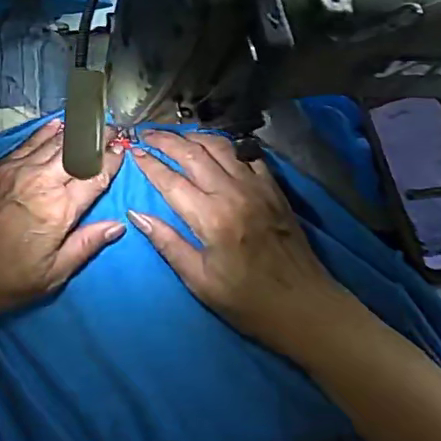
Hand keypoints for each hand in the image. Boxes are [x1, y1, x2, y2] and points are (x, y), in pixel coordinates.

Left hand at [0, 118, 125, 330]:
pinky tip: (57, 125)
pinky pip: (28, 142)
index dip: (112, 160)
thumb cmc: (2, 281)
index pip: (95, 176)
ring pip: (53, 140)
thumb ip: (86, 245)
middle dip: (99, 137)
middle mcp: (39, 180)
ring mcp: (15, 169)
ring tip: (94, 120)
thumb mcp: (51, 275)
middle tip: (116, 129)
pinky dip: (47, 132)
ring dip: (76, 129)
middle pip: (77, 150)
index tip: (126, 148)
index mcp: (58, 209)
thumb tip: (117, 225)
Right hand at [127, 131, 346, 353]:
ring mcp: (256, 187)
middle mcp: (233, 193)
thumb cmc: (248, 301)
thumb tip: (136, 214)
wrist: (307, 307)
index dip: (149, 164)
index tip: (133, 152)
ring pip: (219, 146)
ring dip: (194, 136)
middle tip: (146, 134)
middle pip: (193, 153)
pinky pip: (246, 154)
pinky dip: (226, 144)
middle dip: (166, 140)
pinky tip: (214, 145)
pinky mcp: (273, 188)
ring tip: (175, 135)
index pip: (171, 180)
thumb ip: (167, 243)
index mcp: (211, 218)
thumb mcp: (200, 281)